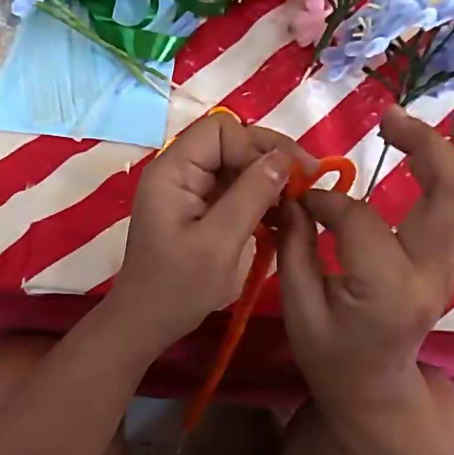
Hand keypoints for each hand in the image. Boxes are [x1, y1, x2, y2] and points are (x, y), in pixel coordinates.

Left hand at [107, 111, 307, 346]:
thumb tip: (283, 160)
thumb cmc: (177, 287)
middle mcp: (178, 173)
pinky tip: (280, 216)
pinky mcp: (198, 212)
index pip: (221, 131)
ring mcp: (188, 193)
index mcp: (172, 171)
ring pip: (236, 167)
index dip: (258, 146)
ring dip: (267, 180)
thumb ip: (250, 196)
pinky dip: (257, 199)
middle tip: (306, 183)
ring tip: (296, 202)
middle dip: (269, 159)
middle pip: (231, 144)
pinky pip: (233, 192)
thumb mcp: (218, 243)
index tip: (290, 176)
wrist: (147, 323)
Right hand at [278, 104, 453, 415]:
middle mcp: (431, 274)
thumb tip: (292, 195)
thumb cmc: (329, 355)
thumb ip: (295, 247)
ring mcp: (450, 270)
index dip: (325, 201)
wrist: (371, 388)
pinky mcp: (453, 265)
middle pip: (451, 193)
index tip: (300, 200)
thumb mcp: (298, 308)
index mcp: (387, 289)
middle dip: (424, 145)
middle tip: (389, 117)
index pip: (360, 220)